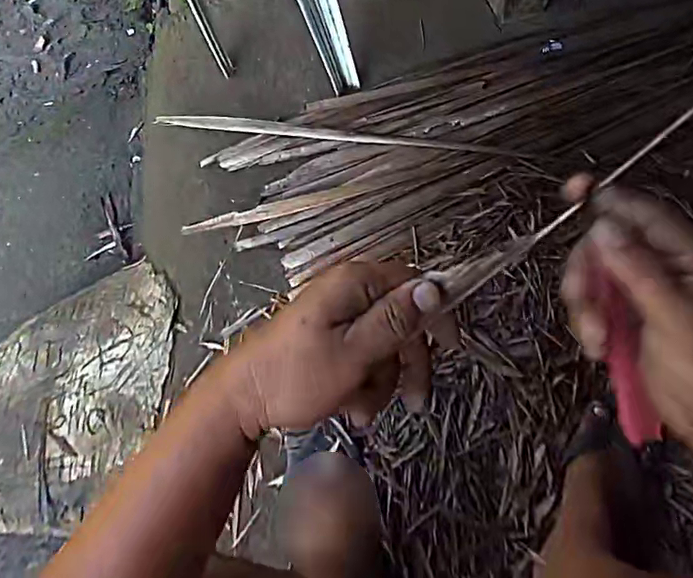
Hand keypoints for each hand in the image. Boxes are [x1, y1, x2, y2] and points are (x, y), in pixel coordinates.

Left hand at [215, 261, 441, 439]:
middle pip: (402, 317)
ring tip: (361, 409)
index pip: (413, 283)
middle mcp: (349, 290)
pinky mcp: (330, 335)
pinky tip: (350, 404)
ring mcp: (338, 313)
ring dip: (382, 380)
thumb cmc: (294, 376)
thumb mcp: (353, 353)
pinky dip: (364, 381)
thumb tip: (433, 287)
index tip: (450, 348)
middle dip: (407, 362)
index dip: (435, 313)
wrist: (241, 400)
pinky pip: (363, 354)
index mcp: (354, 282)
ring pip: (384, 343)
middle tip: (413, 400)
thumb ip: (395, 321)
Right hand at [559, 174, 692, 465]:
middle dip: (589, 268)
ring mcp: (650, 299)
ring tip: (596, 338)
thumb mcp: (679, 320)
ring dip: (586, 303)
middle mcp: (669, 272)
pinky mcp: (634, 326)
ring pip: (598, 276)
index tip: (574, 190)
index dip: (609, 198)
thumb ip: (638, 270)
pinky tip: (599, 348)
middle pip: (611, 244)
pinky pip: (598, 307)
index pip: (645, 213)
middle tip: (580, 295)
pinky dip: (590, 324)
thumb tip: (604, 223)